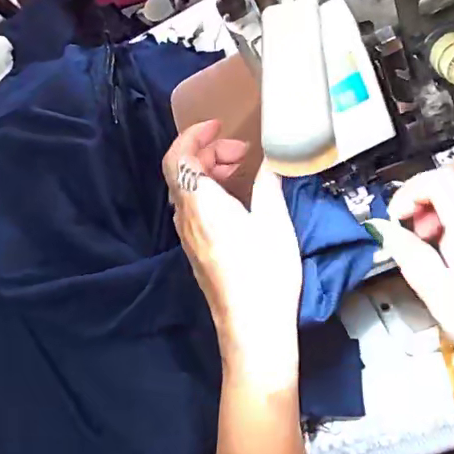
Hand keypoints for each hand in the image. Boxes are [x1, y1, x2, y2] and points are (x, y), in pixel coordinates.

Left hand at [163, 120, 302, 390]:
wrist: (252, 328)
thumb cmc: (265, 275)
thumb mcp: (274, 222)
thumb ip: (268, 185)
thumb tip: (269, 162)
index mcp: (201, 204)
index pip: (178, 158)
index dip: (193, 135)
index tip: (218, 126)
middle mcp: (186, 218)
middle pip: (181, 171)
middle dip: (208, 150)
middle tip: (241, 150)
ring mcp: (188, 237)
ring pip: (187, 190)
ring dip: (209, 171)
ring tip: (242, 169)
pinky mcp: (197, 251)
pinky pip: (194, 208)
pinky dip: (210, 191)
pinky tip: (237, 197)